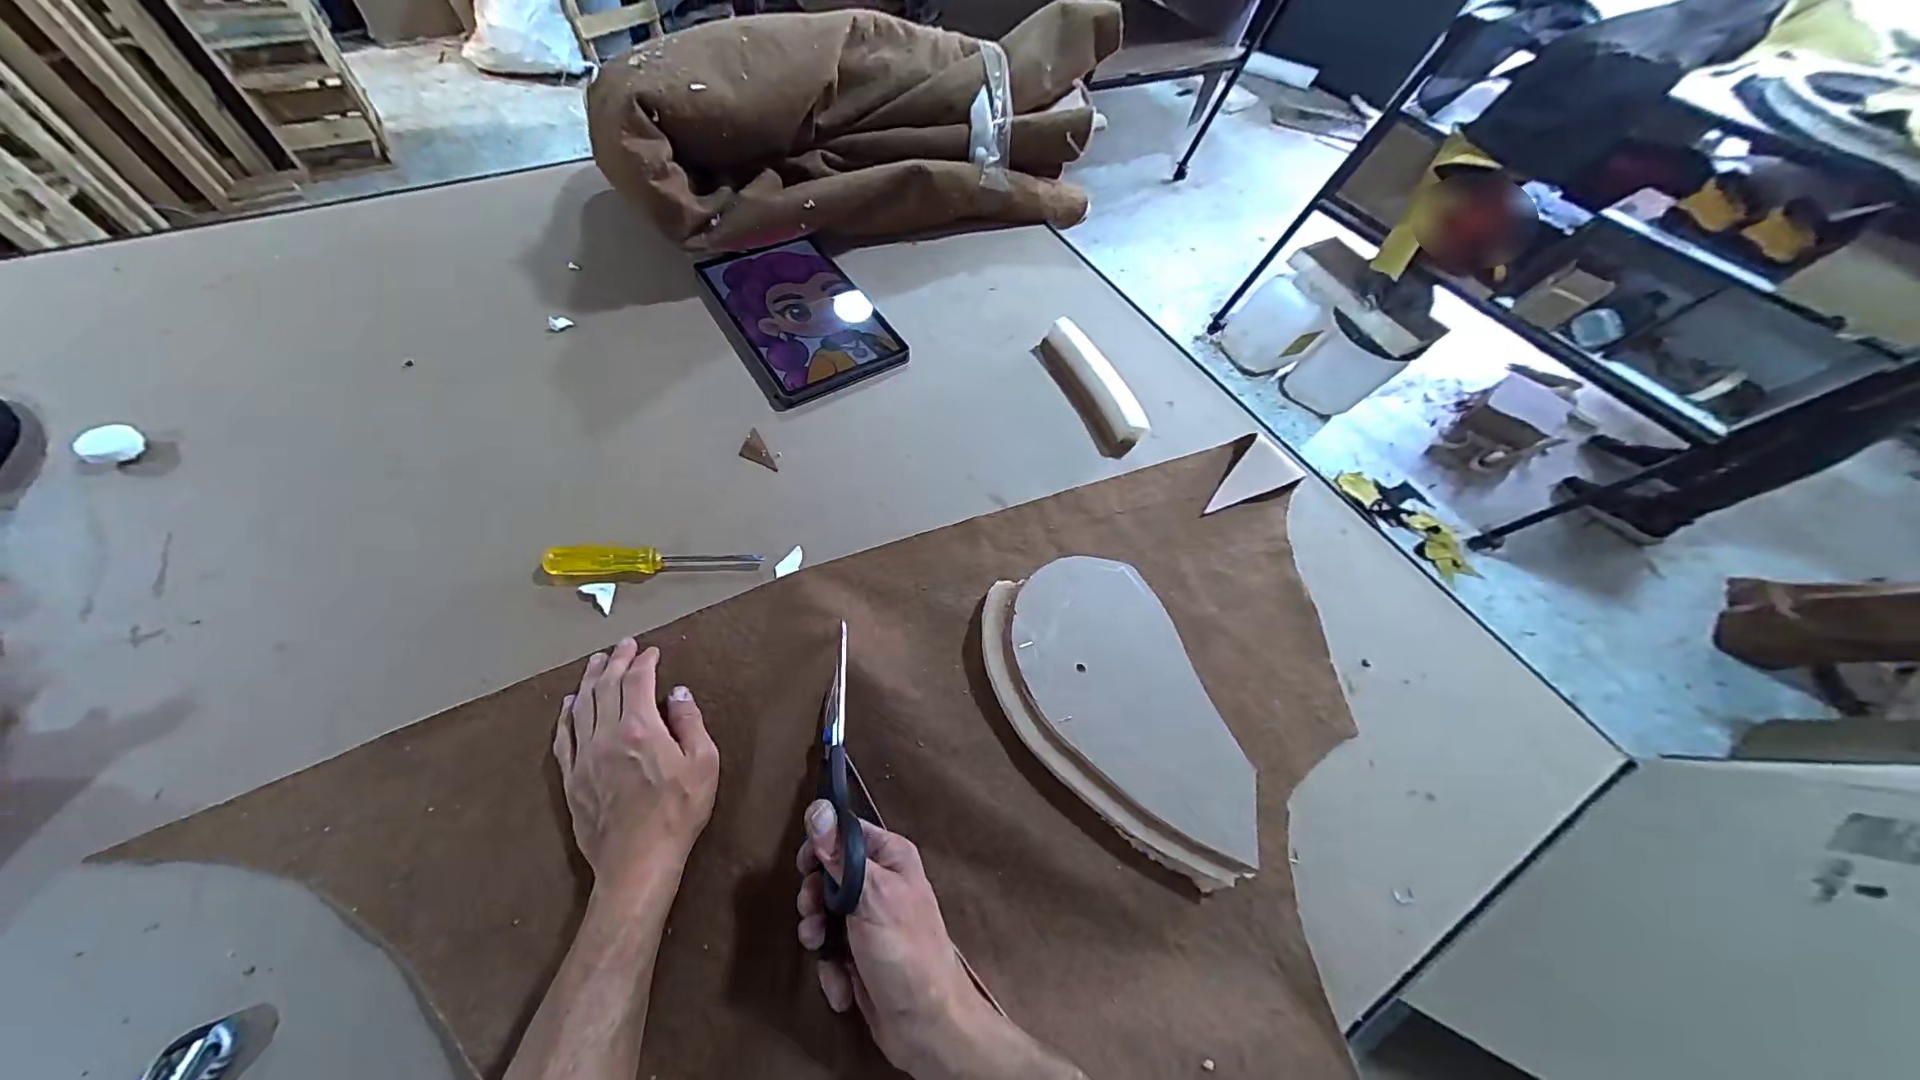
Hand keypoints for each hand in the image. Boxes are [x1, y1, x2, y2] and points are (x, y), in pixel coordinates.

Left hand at [554, 639, 718, 898]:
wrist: (637, 861)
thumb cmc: (678, 812)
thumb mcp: (703, 763)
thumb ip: (690, 723)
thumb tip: (678, 693)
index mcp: (641, 728)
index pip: (638, 681)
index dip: (645, 662)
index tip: (653, 651)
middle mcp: (606, 735)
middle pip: (606, 687)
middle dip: (617, 661)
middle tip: (624, 645)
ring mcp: (584, 757)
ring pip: (582, 706)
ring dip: (590, 679)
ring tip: (597, 662)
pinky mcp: (572, 778)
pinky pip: (563, 737)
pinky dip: (566, 715)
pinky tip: (569, 703)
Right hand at [795, 803, 1083, 1079]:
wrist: (925, 1025)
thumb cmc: (905, 951)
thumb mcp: (870, 896)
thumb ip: (840, 855)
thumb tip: (818, 808)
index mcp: (891, 856)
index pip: (845, 833)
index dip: (820, 846)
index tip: (804, 867)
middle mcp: (881, 882)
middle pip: (829, 875)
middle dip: (815, 899)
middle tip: (813, 915)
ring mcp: (870, 920)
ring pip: (825, 915)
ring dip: (818, 937)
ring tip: (826, 952)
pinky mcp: (861, 954)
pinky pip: (831, 949)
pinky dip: (833, 968)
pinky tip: (846, 982)